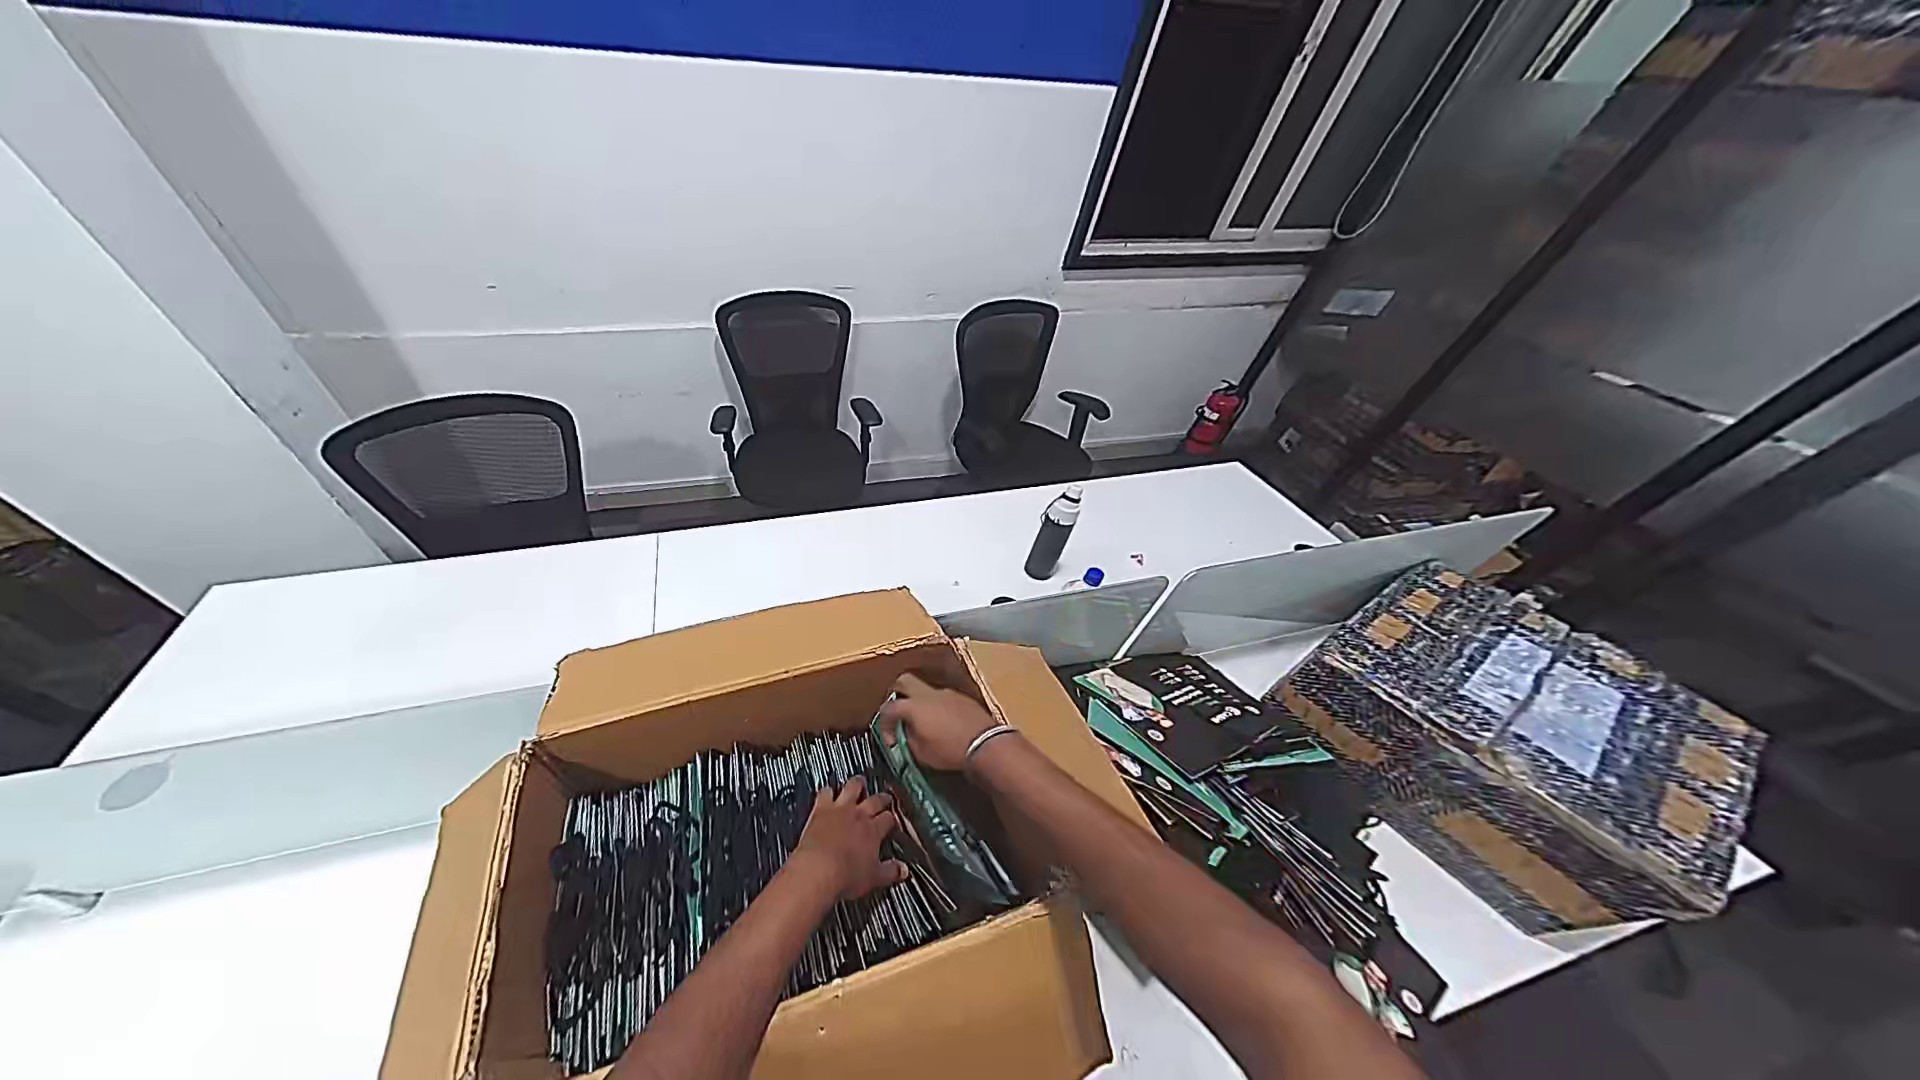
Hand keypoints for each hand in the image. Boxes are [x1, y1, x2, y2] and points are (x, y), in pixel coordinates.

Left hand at [790, 777, 907, 899]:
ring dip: (857, 784)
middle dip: (882, 798)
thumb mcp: (874, 877)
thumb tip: (903, 871)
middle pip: (876, 799)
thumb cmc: (845, 875)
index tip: (891, 822)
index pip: (889, 818)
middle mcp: (859, 815)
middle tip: (884, 798)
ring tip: (860, 782)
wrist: (818, 871)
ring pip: (853, 786)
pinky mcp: (821, 810)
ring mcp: (840, 810)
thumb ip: (890, 871)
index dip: (892, 819)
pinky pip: (826, 792)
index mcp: (874, 831)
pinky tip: (828, 790)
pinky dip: (828, 791)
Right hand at [876, 672, 999, 771]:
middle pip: (904, 681)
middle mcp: (928, 694)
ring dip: (919, 702)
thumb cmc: (949, 751)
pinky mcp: (962, 697)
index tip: (891, 741)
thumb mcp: (921, 753)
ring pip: (925, 689)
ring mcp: (947, 693)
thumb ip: (909, 739)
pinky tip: (944, 723)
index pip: (888, 708)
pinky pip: (943, 697)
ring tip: (924, 723)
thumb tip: (907, 733)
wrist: (985, 743)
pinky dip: (937, 706)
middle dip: (896, 695)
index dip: (884, 725)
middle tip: (899, 714)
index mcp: (914, 706)